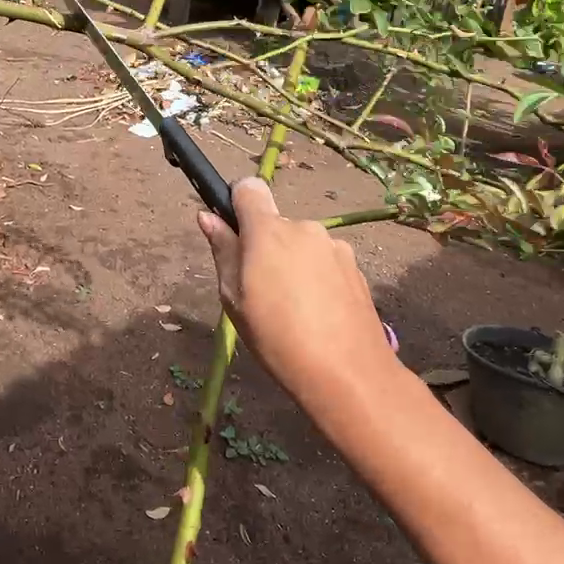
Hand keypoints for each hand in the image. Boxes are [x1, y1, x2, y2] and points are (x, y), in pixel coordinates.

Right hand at [197, 178, 398, 402]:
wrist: (349, 375)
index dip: (237, 203)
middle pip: (276, 223)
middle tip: (260, 288)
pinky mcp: (356, 269)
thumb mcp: (233, 297)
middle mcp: (305, 228)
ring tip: (292, 307)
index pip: (248, 188)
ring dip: (293, 262)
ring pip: (301, 244)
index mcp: (268, 231)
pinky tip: (317, 313)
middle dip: (265, 244)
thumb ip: (223, 250)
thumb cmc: (277, 336)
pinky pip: (324, 261)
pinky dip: (316, 277)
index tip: (234, 232)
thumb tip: (207, 216)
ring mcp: (336, 247)